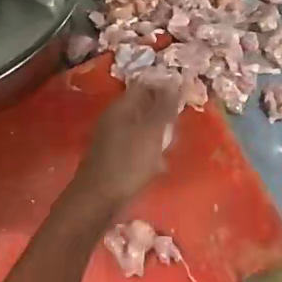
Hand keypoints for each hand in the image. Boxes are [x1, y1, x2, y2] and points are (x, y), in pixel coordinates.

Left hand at [72, 73, 182, 210]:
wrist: (98, 200)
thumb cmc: (128, 163)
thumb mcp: (151, 133)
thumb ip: (163, 107)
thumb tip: (173, 82)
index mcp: (121, 106)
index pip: (144, 85)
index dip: (164, 87)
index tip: (183, 97)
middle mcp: (114, 117)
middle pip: (144, 107)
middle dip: (163, 115)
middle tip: (176, 127)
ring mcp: (112, 137)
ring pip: (142, 128)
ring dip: (158, 136)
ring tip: (167, 149)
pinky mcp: (114, 156)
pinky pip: (137, 147)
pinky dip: (149, 153)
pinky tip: (157, 166)